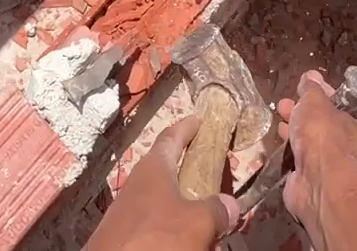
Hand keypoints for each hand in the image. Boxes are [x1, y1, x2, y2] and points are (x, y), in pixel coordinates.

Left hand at [85, 115, 240, 250]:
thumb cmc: (155, 239)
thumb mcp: (196, 224)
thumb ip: (216, 210)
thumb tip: (230, 204)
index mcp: (154, 167)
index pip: (172, 137)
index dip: (187, 128)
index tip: (198, 119)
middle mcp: (139, 182)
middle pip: (169, 170)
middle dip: (192, 175)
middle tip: (214, 178)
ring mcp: (130, 210)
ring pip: (165, 202)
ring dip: (187, 210)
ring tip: (210, 225)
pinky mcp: (125, 235)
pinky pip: (157, 226)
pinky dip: (174, 231)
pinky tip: (188, 244)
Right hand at [275, 71, 356, 248]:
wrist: (318, 181)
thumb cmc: (322, 134)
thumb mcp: (315, 101)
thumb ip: (312, 89)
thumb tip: (312, 75)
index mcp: (352, 128)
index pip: (334, 109)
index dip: (316, 98)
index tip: (300, 91)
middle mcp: (343, 149)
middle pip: (318, 126)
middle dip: (299, 113)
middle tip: (283, 105)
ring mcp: (325, 168)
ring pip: (306, 144)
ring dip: (292, 131)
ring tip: (278, 121)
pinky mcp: (309, 182)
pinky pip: (296, 161)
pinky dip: (287, 151)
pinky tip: (277, 144)